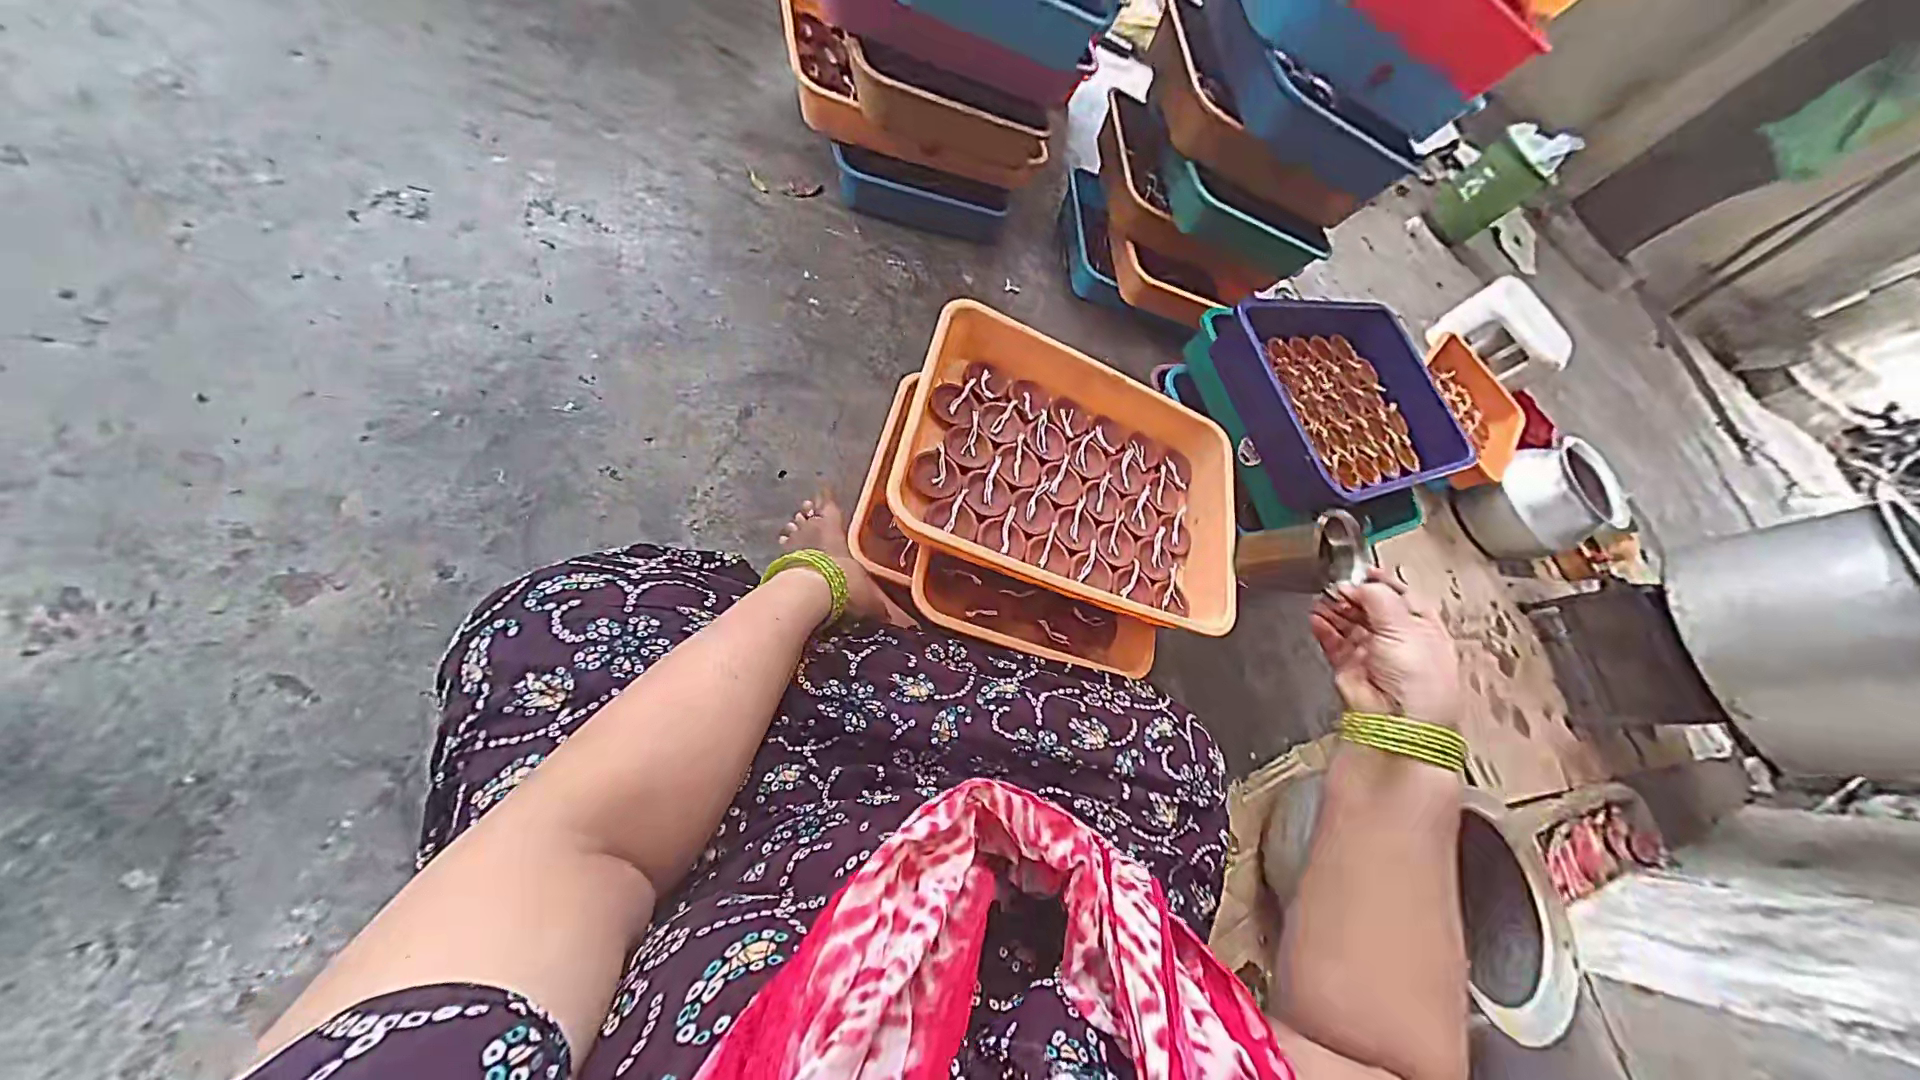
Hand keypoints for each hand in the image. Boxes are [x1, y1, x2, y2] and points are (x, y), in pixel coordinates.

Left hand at [777, 494, 916, 627]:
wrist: (807, 594)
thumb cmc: (843, 584)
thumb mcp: (869, 598)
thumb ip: (881, 608)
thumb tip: (902, 624)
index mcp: (834, 532)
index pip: (830, 508)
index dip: (826, 500)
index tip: (823, 489)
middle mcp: (812, 532)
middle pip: (808, 517)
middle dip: (809, 515)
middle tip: (806, 511)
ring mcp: (792, 546)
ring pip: (792, 531)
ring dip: (793, 529)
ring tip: (792, 525)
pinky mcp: (778, 561)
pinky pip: (782, 549)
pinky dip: (784, 548)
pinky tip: (782, 548)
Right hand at [1309, 567, 1461, 728]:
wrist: (1397, 721)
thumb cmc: (1419, 684)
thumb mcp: (1405, 628)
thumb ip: (1379, 599)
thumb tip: (1360, 584)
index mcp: (1423, 628)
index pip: (1400, 596)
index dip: (1380, 582)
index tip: (1361, 571)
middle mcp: (1398, 640)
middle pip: (1370, 608)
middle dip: (1353, 595)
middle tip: (1337, 587)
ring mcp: (1372, 653)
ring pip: (1348, 622)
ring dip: (1334, 609)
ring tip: (1322, 599)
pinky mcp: (1349, 666)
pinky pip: (1332, 641)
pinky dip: (1322, 628)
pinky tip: (1316, 618)